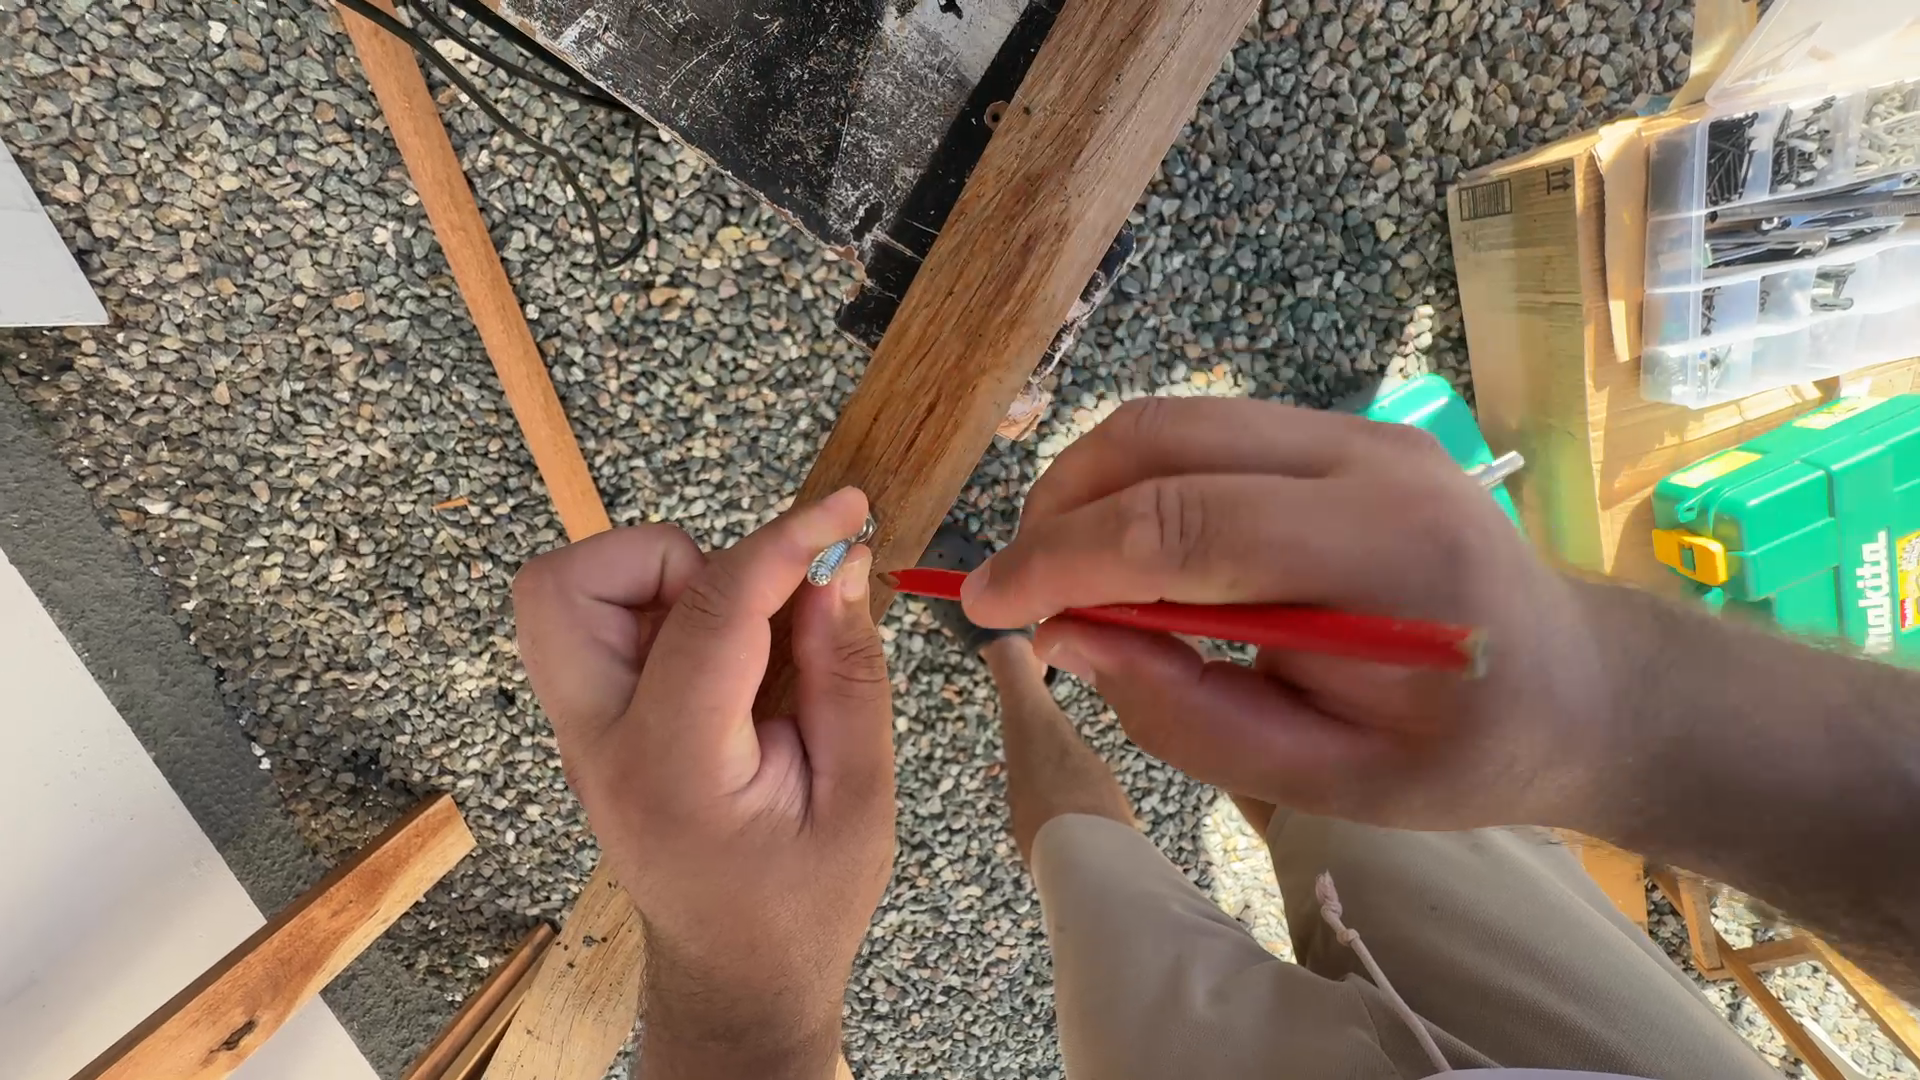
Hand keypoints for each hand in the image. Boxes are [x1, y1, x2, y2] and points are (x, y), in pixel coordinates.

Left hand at [512, 488, 894, 1076]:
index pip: (711, 614)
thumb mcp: (861, 792)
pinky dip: (670, 607)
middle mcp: (600, 743)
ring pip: (570, 594)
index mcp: (675, 769)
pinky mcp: (592, 728)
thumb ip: (848, 673)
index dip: (785, 544)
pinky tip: (735, 656)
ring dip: (669, 579)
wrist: (736, 975)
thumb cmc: (807, 900)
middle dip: (674, 556)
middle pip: (564, 587)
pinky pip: (603, 623)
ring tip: (752, 631)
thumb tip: (837, 567)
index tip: (845, 512)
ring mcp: (583, 736)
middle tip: (758, 598)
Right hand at [961, 397, 1621, 832]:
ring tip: (1060, 565)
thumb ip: (1182, 713)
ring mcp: (1349, 428)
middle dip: (1055, 509)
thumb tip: (1064, 635)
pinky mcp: (1328, 429)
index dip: (1058, 559)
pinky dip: (1125, 480)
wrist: (1579, 680)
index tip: (982, 603)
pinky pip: (1192, 432)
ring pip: (1163, 421)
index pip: (1177, 525)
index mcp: (1381, 554)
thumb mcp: (1319, 778)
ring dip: (1081, 486)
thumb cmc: (1458, 753)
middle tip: (1018, 587)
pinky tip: (1122, 542)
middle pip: (1156, 441)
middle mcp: (1363, 459)